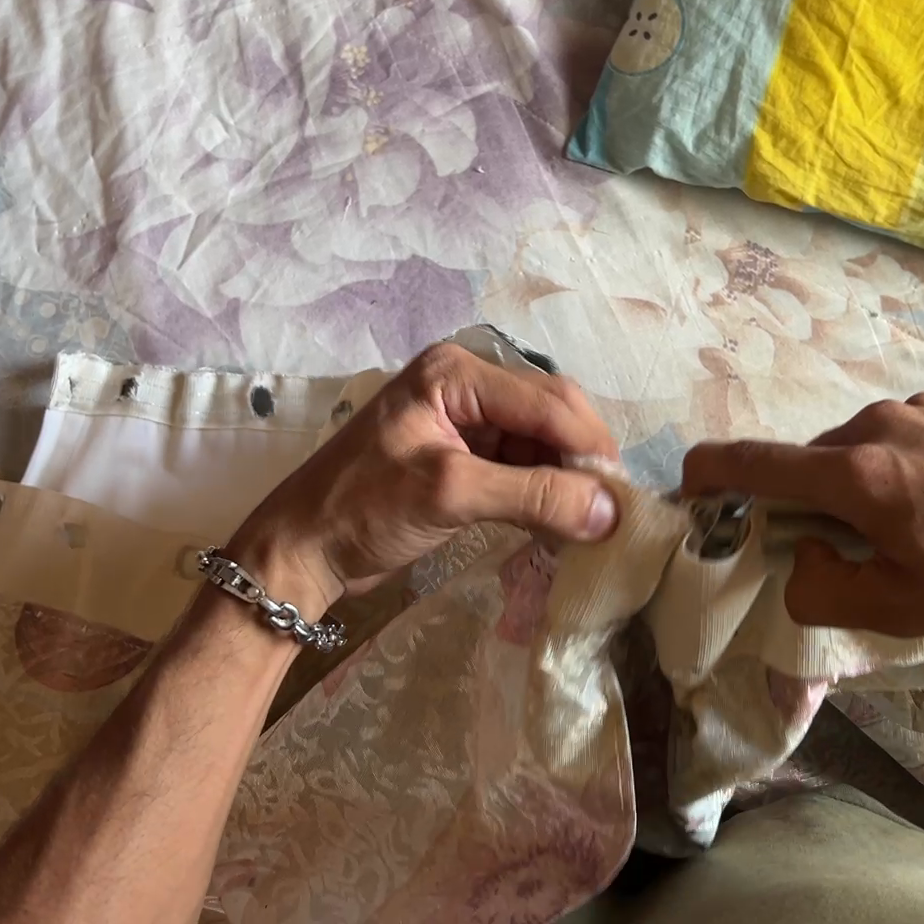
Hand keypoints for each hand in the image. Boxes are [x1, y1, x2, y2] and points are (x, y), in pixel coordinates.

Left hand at [224, 343, 621, 614]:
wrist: (301, 551)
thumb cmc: (362, 510)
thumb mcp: (448, 494)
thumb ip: (532, 496)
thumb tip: (610, 511)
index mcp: (457, 372)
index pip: (546, 400)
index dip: (589, 446)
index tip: (622, 496)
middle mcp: (468, 384)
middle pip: (551, 413)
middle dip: (582, 459)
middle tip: (612, 510)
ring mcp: (468, 420)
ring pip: (542, 441)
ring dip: (568, 479)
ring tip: (593, 522)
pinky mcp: (467, 454)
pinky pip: (524, 464)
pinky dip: (546, 492)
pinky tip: (561, 522)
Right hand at [681, 395, 923, 637]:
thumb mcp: (906, 609)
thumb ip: (824, 590)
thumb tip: (803, 562)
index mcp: (855, 473)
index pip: (752, 461)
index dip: (708, 472)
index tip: (693, 489)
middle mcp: (878, 423)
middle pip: (810, 462)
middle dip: (810, 503)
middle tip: (855, 549)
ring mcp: (922, 406)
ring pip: (858, 448)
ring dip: (862, 487)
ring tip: (922, 527)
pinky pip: (903, 435)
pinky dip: (904, 467)